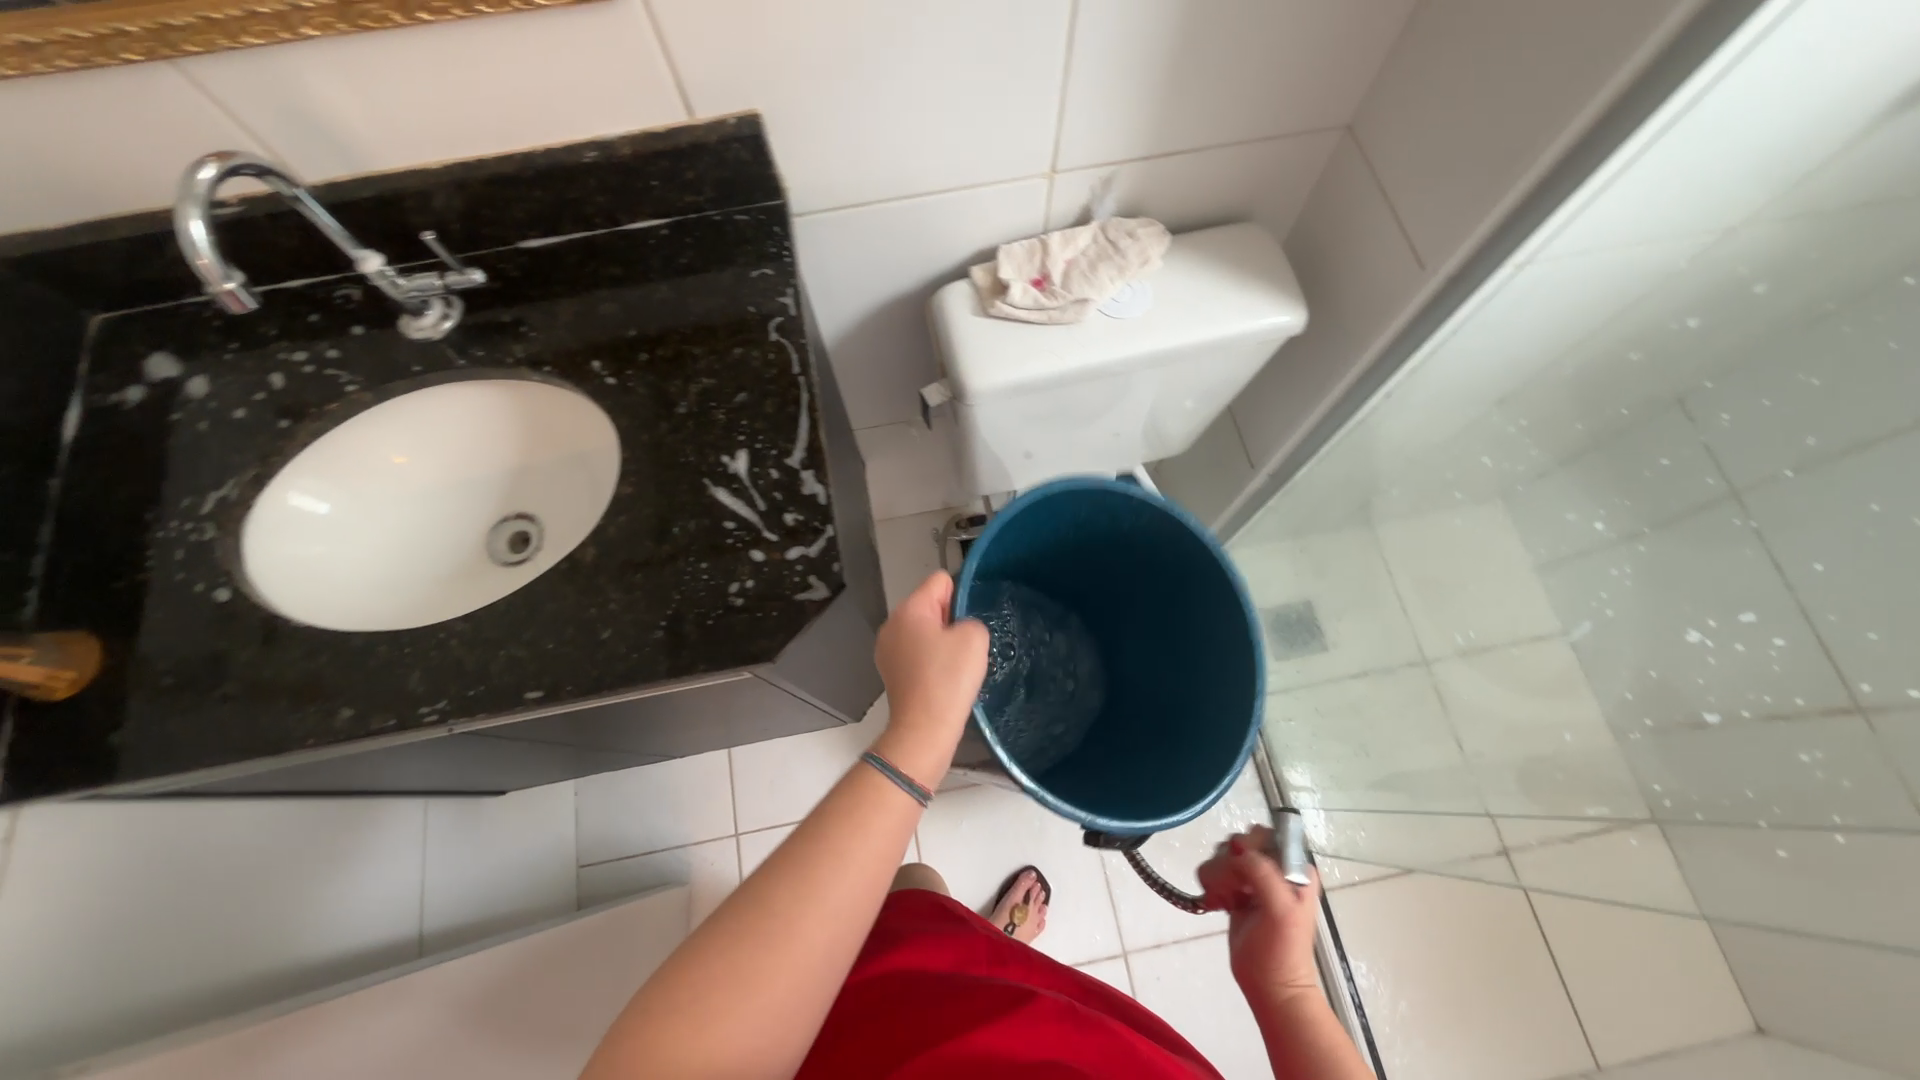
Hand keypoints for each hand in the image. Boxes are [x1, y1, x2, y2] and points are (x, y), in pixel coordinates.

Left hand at [873, 572, 988, 756]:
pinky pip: (916, 652)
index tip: (968, 622)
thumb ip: (971, 618)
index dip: (960, 596)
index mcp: (909, 609)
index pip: (940, 580)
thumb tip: (959, 628)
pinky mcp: (890, 670)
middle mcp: (892, 624)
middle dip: (949, 620)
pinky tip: (941, 679)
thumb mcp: (975, 637)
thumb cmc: (948, 680)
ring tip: (953, 666)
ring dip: (940, 641)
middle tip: (964, 647)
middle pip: (929, 605)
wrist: (924, 729)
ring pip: (923, 630)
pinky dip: (930, 660)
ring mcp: (887, 649)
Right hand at [1196, 825, 1322, 1006]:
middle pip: (1240, 841)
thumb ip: (1262, 873)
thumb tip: (1237, 853)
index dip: (1248, 845)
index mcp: (1295, 867)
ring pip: (1223, 854)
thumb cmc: (1282, 950)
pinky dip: (1211, 884)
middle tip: (1233, 889)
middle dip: (1228, 862)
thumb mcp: (1281, 910)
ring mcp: (1253, 879)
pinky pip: (1215, 871)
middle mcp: (1275, 868)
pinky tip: (1218, 903)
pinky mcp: (1236, 891)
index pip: (1266, 834)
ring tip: (1225, 900)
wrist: (1270, 987)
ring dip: (1217, 875)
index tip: (1240, 866)